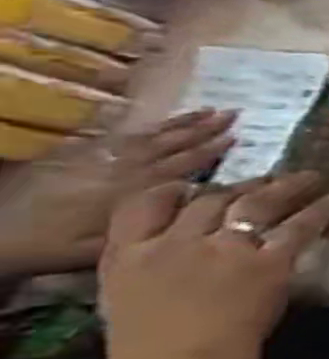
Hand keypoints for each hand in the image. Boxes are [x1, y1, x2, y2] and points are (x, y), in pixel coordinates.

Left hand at [0, 109, 237, 279]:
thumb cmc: (59, 249)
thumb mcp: (113, 245)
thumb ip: (155, 218)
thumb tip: (197, 198)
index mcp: (130, 189)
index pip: (181, 164)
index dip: (211, 150)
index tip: (238, 136)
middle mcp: (117, 168)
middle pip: (167, 143)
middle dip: (202, 128)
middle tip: (232, 113)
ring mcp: (94, 160)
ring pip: (146, 136)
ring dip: (179, 123)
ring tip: (207, 110)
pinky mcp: (75, 158)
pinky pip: (117, 138)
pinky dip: (143, 129)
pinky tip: (157, 124)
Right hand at [98, 172, 328, 358]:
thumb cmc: (149, 344)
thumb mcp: (124, 295)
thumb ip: (145, 264)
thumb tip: (174, 246)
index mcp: (128, 253)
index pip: (143, 203)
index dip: (173, 189)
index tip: (195, 184)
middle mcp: (176, 242)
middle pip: (210, 200)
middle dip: (240, 187)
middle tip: (265, 182)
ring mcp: (225, 249)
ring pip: (257, 203)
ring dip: (287, 186)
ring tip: (313, 176)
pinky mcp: (268, 261)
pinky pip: (297, 227)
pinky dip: (319, 211)